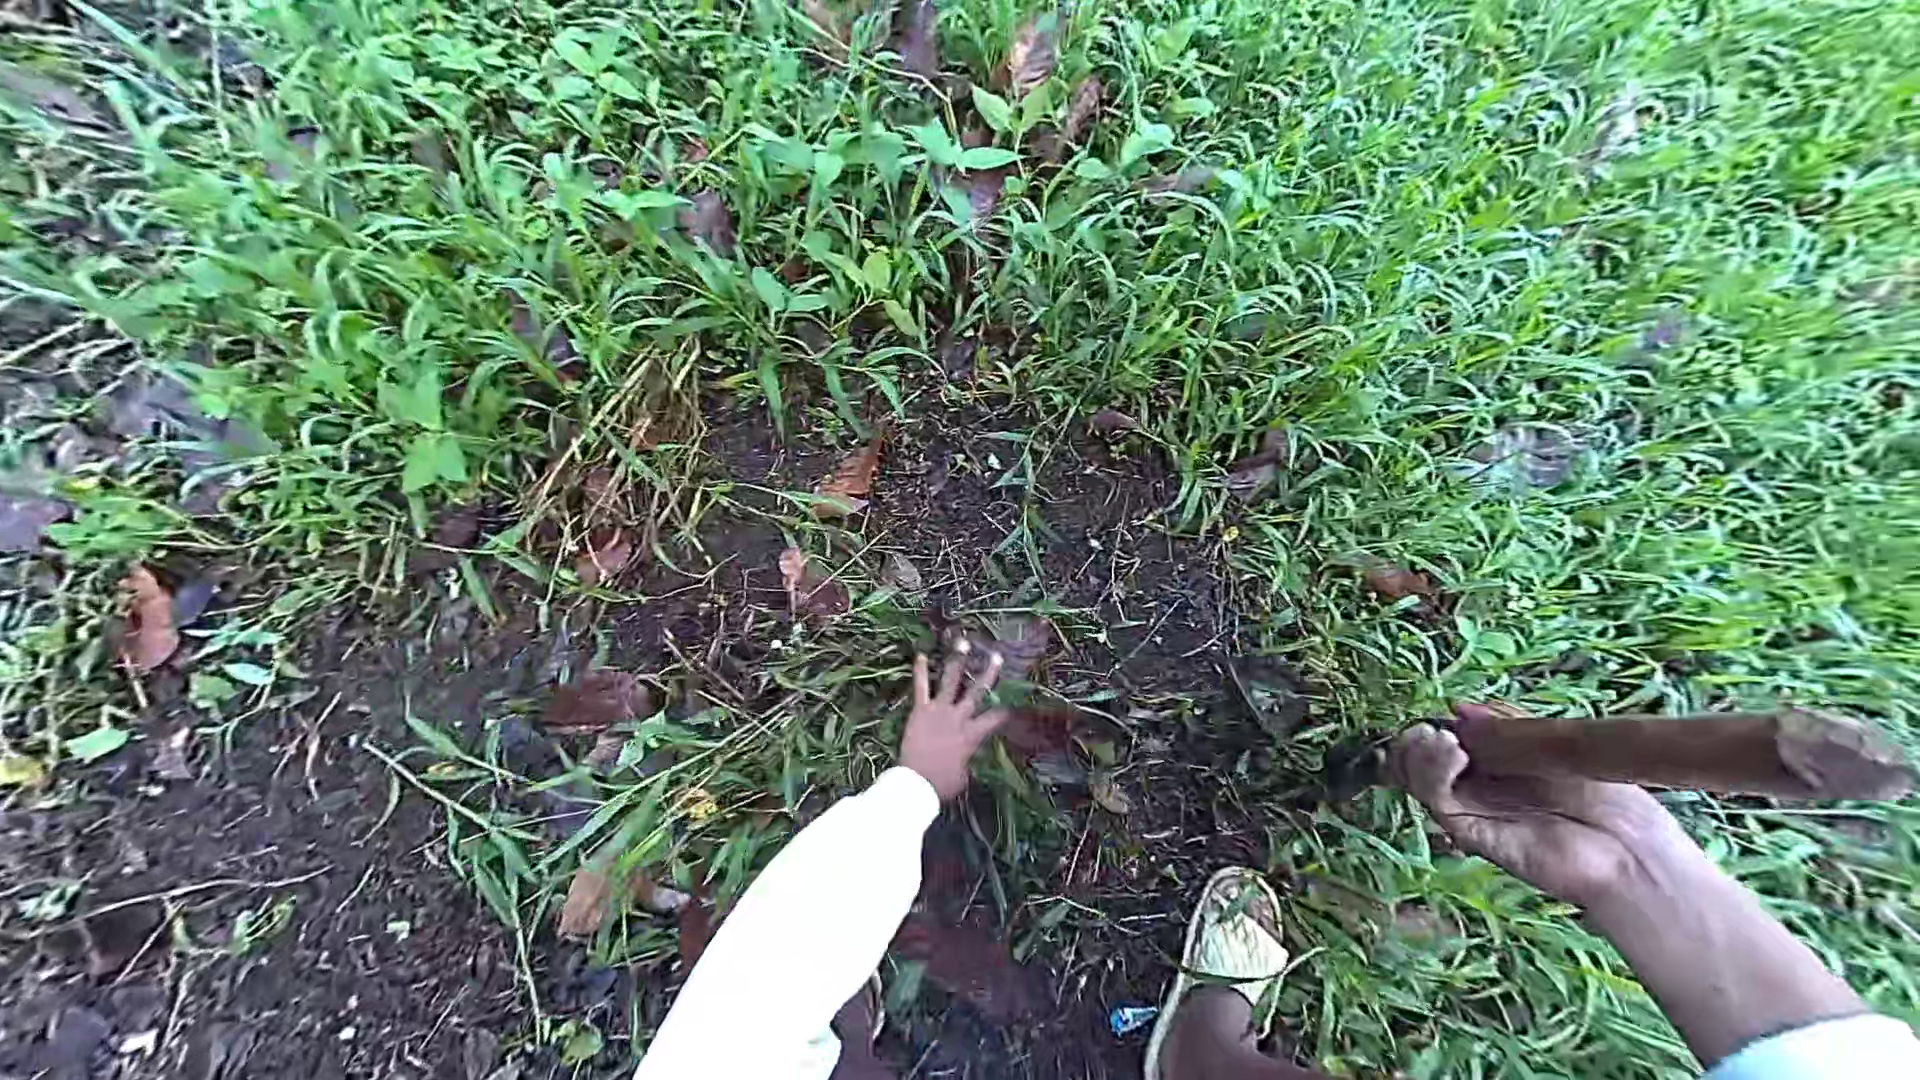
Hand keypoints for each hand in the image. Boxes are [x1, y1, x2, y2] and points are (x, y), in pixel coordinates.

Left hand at [900, 641, 1010, 799]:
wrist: (917, 784)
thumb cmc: (942, 784)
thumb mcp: (964, 774)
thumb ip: (968, 759)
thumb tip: (967, 756)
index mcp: (973, 735)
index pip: (996, 717)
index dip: (1007, 709)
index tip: (1015, 699)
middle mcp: (959, 717)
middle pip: (978, 691)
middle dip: (988, 673)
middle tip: (996, 656)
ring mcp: (939, 711)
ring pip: (951, 681)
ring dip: (958, 662)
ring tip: (963, 643)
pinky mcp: (921, 710)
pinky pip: (921, 687)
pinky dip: (920, 671)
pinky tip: (919, 654)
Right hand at [1391, 704, 1702, 907]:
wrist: (1638, 857)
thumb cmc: (1612, 803)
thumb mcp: (1558, 746)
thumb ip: (1509, 726)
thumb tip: (1457, 706)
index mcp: (1489, 765)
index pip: (1438, 739)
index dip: (1432, 725)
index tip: (1449, 715)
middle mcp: (1470, 786)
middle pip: (1413, 756)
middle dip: (1415, 737)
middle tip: (1434, 730)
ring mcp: (1466, 808)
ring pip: (1412, 774)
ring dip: (1417, 751)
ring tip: (1444, 741)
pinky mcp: (1466, 830)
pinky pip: (1433, 796)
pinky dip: (1432, 770)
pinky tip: (1453, 754)